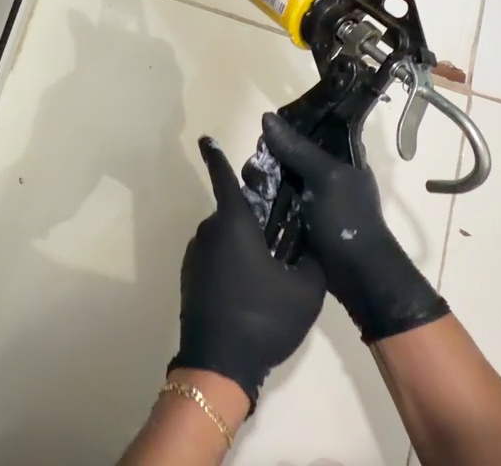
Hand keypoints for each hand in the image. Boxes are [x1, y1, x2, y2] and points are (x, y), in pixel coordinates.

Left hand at [171, 135, 325, 406]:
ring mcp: (196, 256)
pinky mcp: (191, 277)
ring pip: (224, 236)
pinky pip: (216, 256)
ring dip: (243, 241)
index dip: (216, 157)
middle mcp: (209, 232)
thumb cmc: (264, 317)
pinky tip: (252, 284)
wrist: (220, 362)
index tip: (206, 139)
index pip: (223, 179)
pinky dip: (232, 260)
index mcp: (233, 224)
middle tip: (280, 226)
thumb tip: (309, 246)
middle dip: (253, 214)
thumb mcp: (305, 289)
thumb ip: (310, 258)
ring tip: (271, 263)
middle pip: (232, 211)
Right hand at [261, 112, 448, 342]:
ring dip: (260, 181)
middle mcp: (322, 175)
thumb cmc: (348, 221)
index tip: (265, 139)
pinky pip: (271, 201)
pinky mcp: (294, 220)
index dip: (284, 131)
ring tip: (253, 191)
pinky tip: (250, 202)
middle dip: (267, 160)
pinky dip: (260, 200)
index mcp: (340, 159)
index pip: (306, 132)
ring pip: (274, 178)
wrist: (356, 276)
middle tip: (258, 172)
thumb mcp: (326, 177)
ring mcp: (308, 199)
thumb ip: (297, 148)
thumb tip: (266, 117)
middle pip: (284, 155)